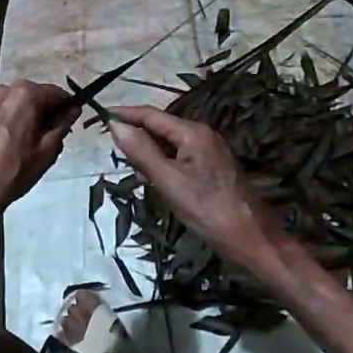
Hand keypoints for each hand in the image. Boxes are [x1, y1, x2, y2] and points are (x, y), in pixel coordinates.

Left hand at [0, 81, 77, 214]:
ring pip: (20, 104)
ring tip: (34, 145)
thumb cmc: (14, 169)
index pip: (57, 93)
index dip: (68, 107)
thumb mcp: (47, 149)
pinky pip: (6, 111)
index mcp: (25, 93)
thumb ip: (62, 125)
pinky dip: (16, 121)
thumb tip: (73, 110)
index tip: (73, 124)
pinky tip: (16, 144)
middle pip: (37, 96)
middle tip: (55, 138)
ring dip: (31, 117)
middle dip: (48, 112)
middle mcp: (5, 89)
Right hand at [109, 106, 296, 276]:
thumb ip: (141, 151)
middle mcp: (202, 135)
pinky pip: (179, 157)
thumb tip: (115, 124)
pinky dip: (163, 165)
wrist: (251, 237)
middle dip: (137, 138)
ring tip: (138, 175)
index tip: (100, 117)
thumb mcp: (168, 180)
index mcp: (192, 132)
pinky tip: (156, 182)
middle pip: (160, 128)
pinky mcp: (211, 168)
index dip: (125, 115)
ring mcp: (209, 152)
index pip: (151, 115)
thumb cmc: (207, 209)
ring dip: (149, 154)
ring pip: (169, 144)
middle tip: (117, 155)